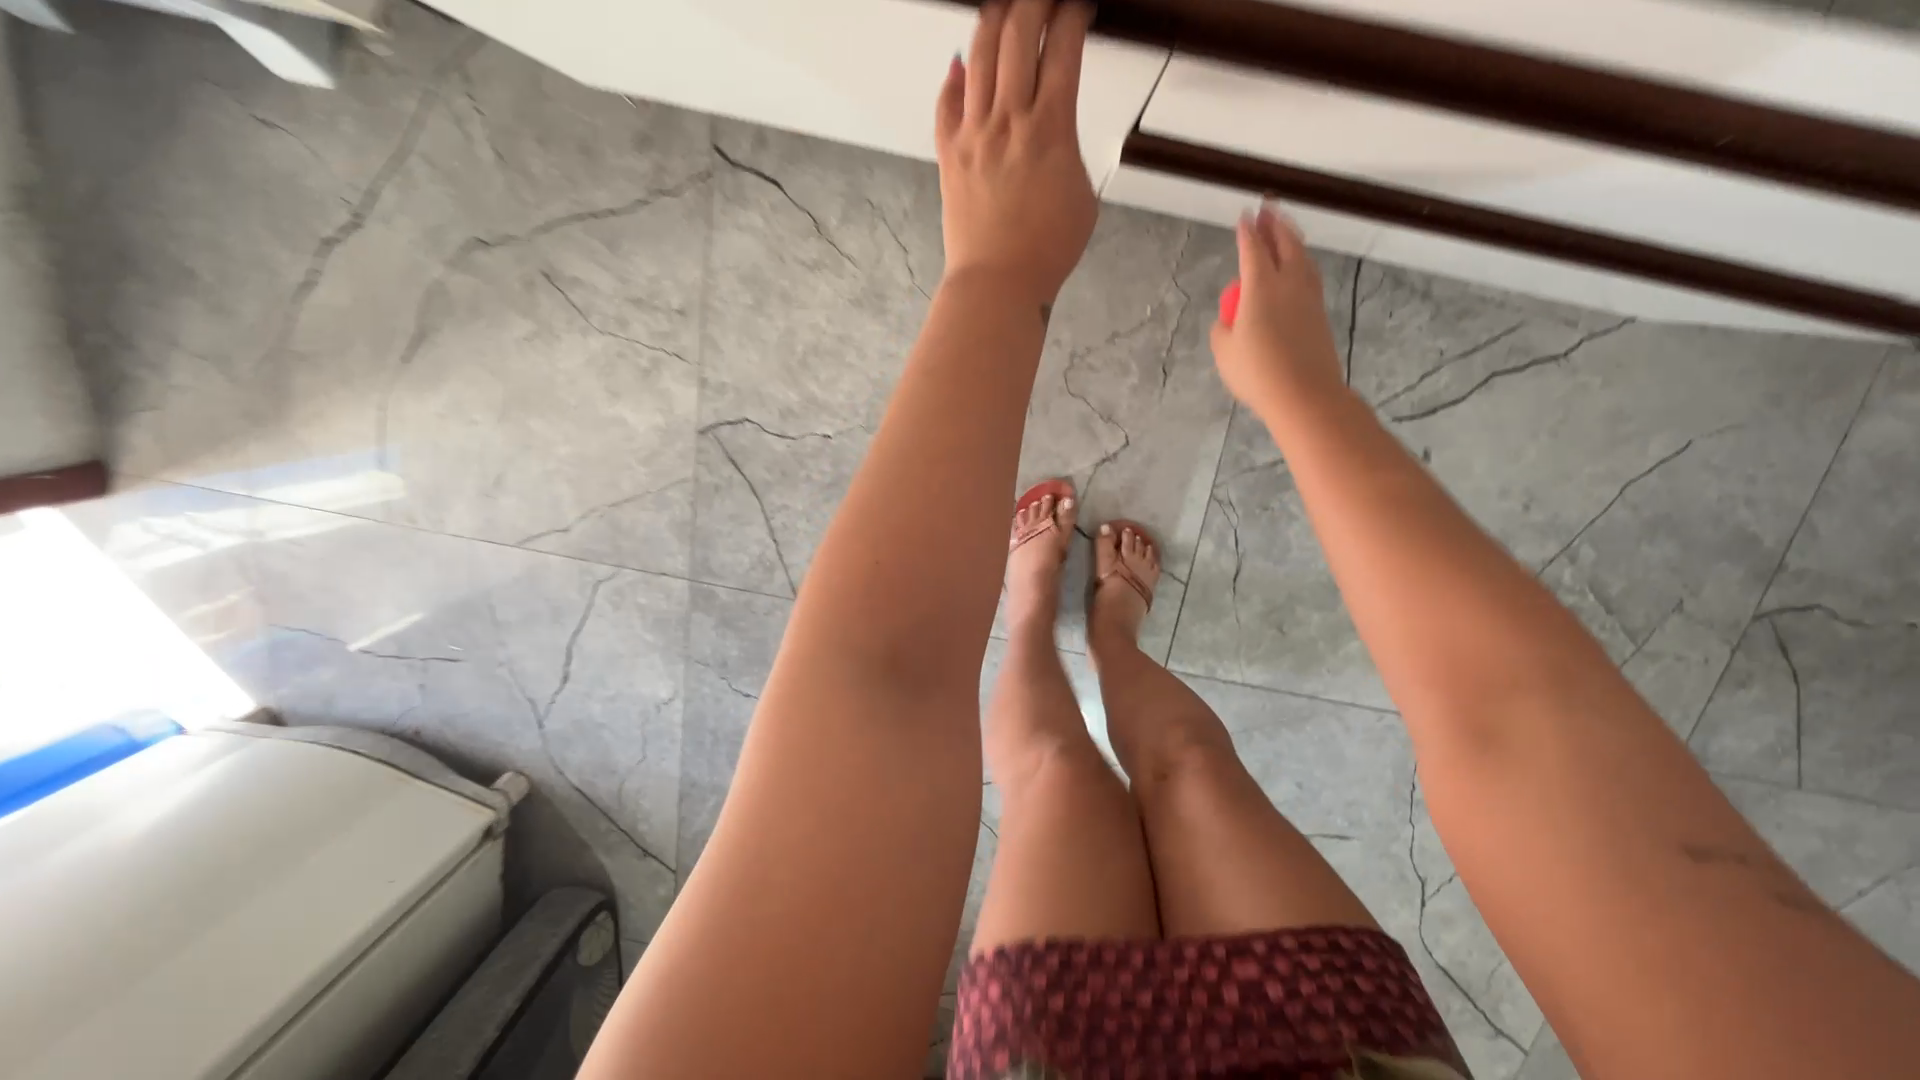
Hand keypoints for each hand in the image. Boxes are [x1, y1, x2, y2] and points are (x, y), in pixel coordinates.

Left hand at [934, 0, 1097, 305]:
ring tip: (1004, 6)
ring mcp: (974, 134)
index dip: (1074, 15)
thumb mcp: (1082, 194)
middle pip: (1018, 33)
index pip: (1063, 47)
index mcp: (1051, 128)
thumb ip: (1068, 150)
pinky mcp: (949, 153)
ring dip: (993, 19)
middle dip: (1034, 1)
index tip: (1080, 8)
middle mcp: (1009, 120)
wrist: (998, 281)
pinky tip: (959, 62)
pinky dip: (954, 76)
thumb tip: (1052, 133)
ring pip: (978, 54)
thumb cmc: (1047, 249)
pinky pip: (947, 101)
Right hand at [1210, 207, 1345, 411]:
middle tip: (1268, 209)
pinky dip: (1301, 261)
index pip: (1253, 249)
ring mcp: (1308, 297)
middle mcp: (1288, 283)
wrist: (1304, 395)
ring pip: (1302, 257)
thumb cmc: (1257, 373)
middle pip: (1284, 243)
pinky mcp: (1319, 313)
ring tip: (1284, 230)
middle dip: (1274, 224)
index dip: (1247, 231)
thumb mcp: (1224, 352)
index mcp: (1260, 287)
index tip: (1245, 216)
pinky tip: (1298, 265)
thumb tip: (1228, 321)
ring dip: (1292, 239)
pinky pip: (1309, 275)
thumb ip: (1222, 329)